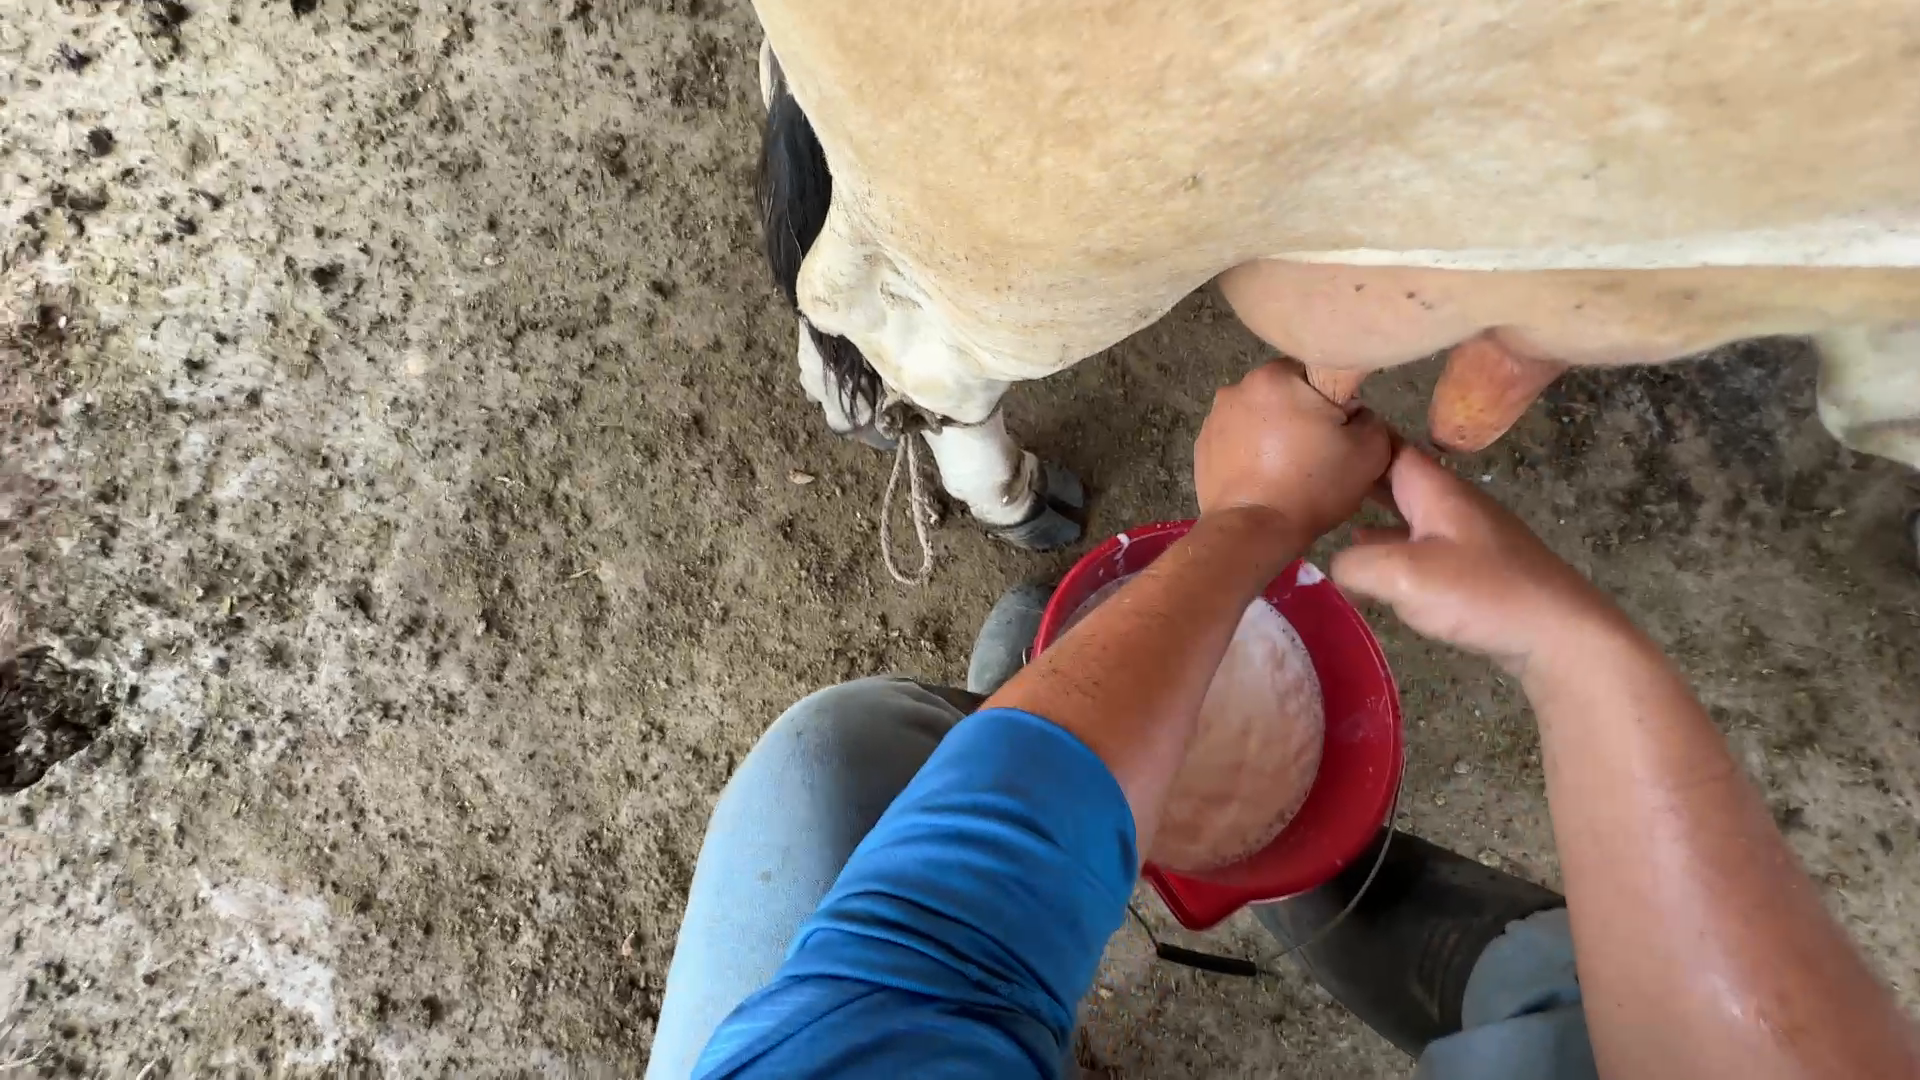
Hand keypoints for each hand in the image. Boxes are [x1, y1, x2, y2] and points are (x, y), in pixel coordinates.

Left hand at [1194, 361, 1391, 543]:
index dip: (1334, 402)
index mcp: (1275, 376)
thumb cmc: (1312, 485)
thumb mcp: (1369, 451)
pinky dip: (1250, 453)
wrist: (1252, 529)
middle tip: (1315, 454)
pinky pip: (1236, 441)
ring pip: (1258, 417)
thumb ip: (1370, 418)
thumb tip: (1352, 414)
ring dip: (1272, 434)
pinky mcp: (1201, 447)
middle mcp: (1237, 388)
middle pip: (1283, 394)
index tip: (1336, 432)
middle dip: (1300, 416)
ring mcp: (1213, 418)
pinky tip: (1262, 477)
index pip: (1316, 373)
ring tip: (1286, 470)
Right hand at [1330, 445, 1623, 674]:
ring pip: (1403, 509)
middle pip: (1394, 476)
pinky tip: (1366, 561)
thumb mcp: (1401, 575)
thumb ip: (1353, 563)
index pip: (1388, 446)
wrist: (1561, 635)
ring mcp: (1463, 534)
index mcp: (1435, 491)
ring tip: (1325, 517)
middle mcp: (1450, 503)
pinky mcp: (1471, 565)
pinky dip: (1386, 542)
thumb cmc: (1482, 593)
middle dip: (1354, 475)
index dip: (1353, 438)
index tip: (1312, 438)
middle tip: (1308, 481)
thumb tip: (1335, 564)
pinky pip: (1415, 540)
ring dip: (1367, 510)